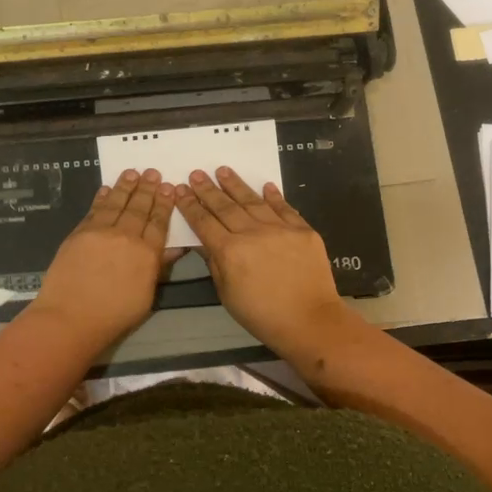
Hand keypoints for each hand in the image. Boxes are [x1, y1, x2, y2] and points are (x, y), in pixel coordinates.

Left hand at [25, 169, 179, 347]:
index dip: (164, 205)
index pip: (158, 223)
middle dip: (147, 189)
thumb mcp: (146, 297)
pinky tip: (106, 189)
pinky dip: (102, 198)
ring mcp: (99, 232)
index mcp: (146, 254)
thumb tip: (173, 248)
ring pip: (115, 203)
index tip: (169, 188)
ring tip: (132, 173)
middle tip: (153, 172)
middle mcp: (125, 237)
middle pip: (138, 208)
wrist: (70, 317)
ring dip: (125, 187)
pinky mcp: (78, 233)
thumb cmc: (113, 316)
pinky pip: (94, 210)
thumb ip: (158, 268)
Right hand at [176, 167, 351, 352]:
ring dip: (236, 185)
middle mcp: (252, 233)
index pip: (204, 222)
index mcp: (230, 251)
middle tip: (197, 174)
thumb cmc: (261, 315)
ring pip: (253, 201)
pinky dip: (274, 196)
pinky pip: (285, 208)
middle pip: (225, 207)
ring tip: (223, 170)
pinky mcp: (303, 230)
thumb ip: (215, 263)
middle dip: (208, 189)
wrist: (309, 320)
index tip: (181, 189)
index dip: (191, 206)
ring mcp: (280, 229)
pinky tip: (265, 186)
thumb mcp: (227, 293)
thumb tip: (204, 241)